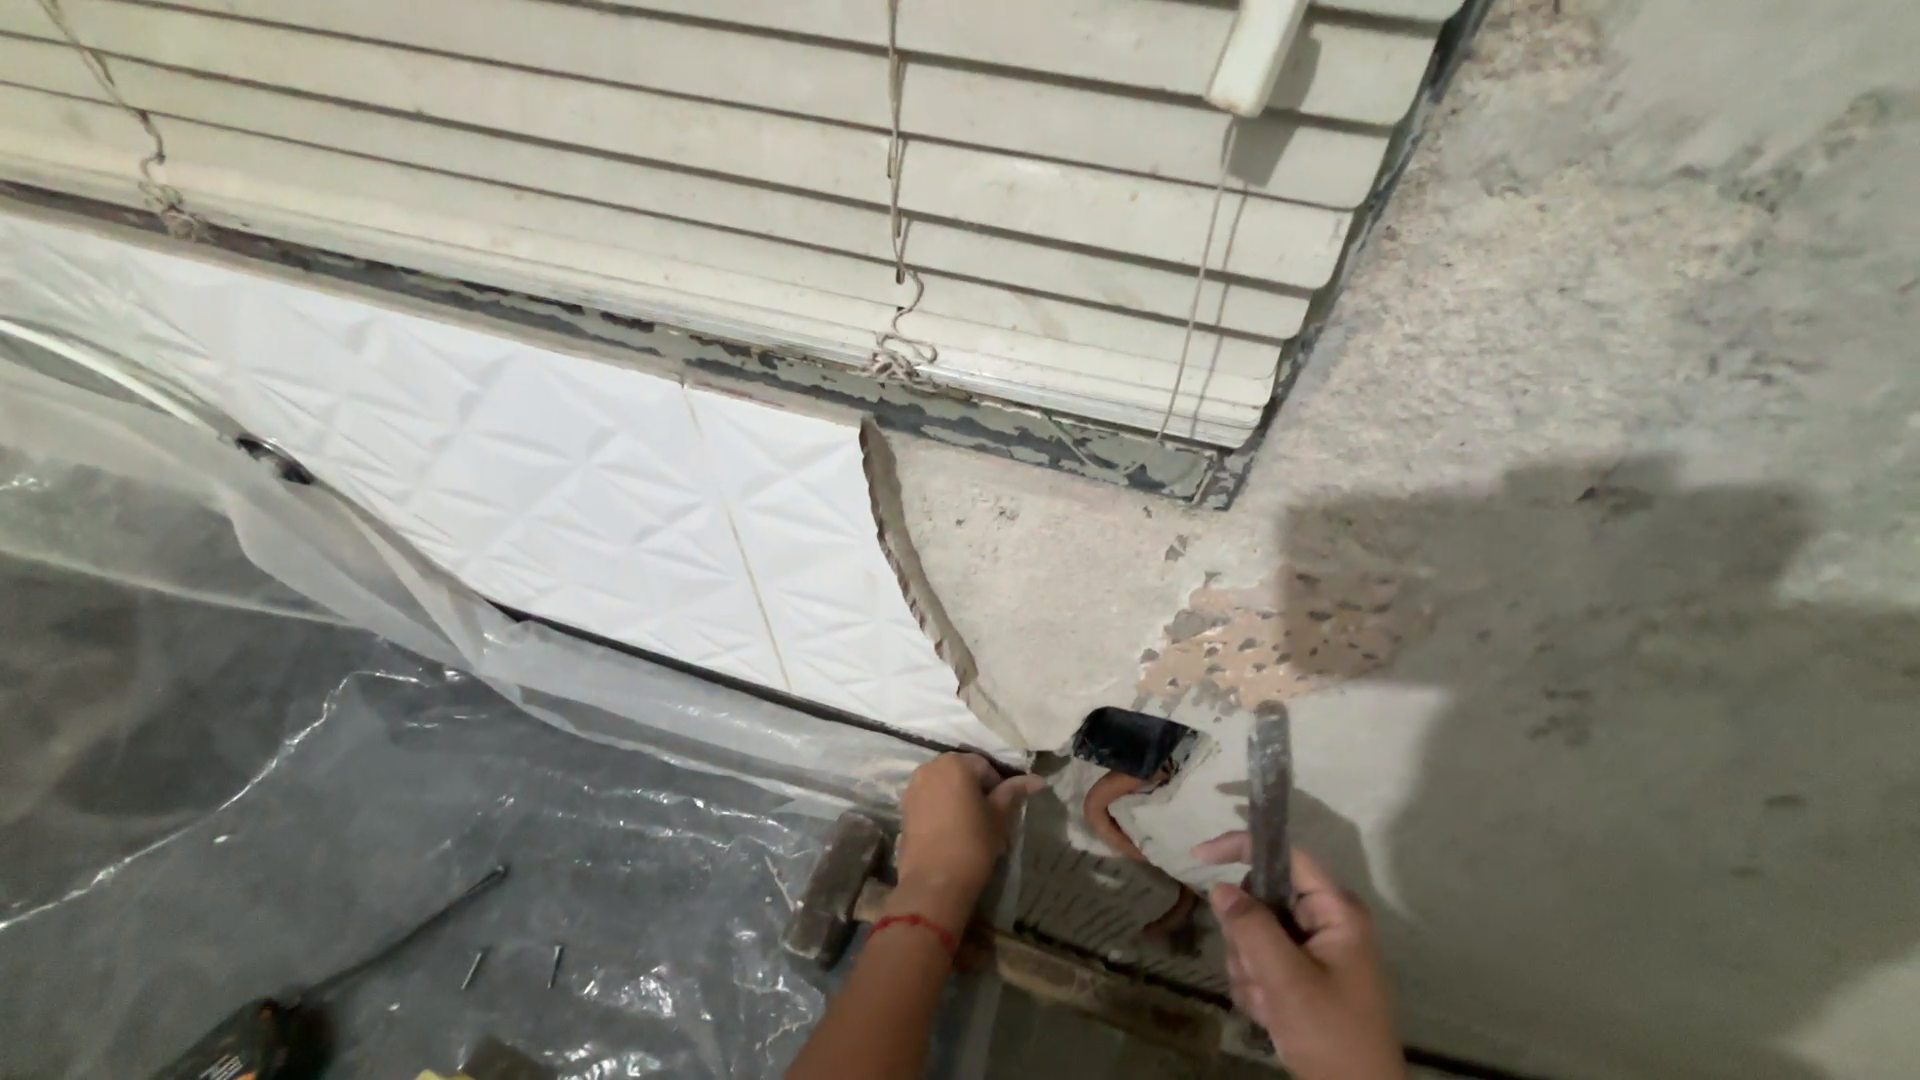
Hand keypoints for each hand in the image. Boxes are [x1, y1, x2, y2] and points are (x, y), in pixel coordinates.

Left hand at [890, 754, 1044, 930]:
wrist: (934, 881)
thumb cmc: (973, 843)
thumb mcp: (999, 816)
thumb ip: (1014, 792)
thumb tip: (1037, 780)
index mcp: (955, 763)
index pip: (985, 766)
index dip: (998, 786)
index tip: (1002, 810)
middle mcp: (930, 767)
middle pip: (961, 772)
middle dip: (976, 789)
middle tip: (988, 816)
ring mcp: (913, 787)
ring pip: (943, 785)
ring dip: (957, 796)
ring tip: (969, 823)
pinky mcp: (903, 807)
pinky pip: (928, 798)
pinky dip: (940, 807)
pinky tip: (950, 829)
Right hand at [1193, 832, 1404, 1079]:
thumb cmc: (1332, 1034)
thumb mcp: (1287, 980)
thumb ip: (1251, 928)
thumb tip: (1220, 886)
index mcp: (1336, 911)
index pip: (1286, 856)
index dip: (1242, 847)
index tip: (1199, 858)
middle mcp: (1324, 922)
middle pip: (1260, 899)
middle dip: (1246, 939)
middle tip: (1257, 974)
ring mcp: (1312, 949)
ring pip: (1253, 932)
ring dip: (1248, 968)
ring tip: (1268, 1002)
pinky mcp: (1301, 973)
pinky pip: (1258, 960)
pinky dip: (1254, 986)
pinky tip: (1269, 1013)